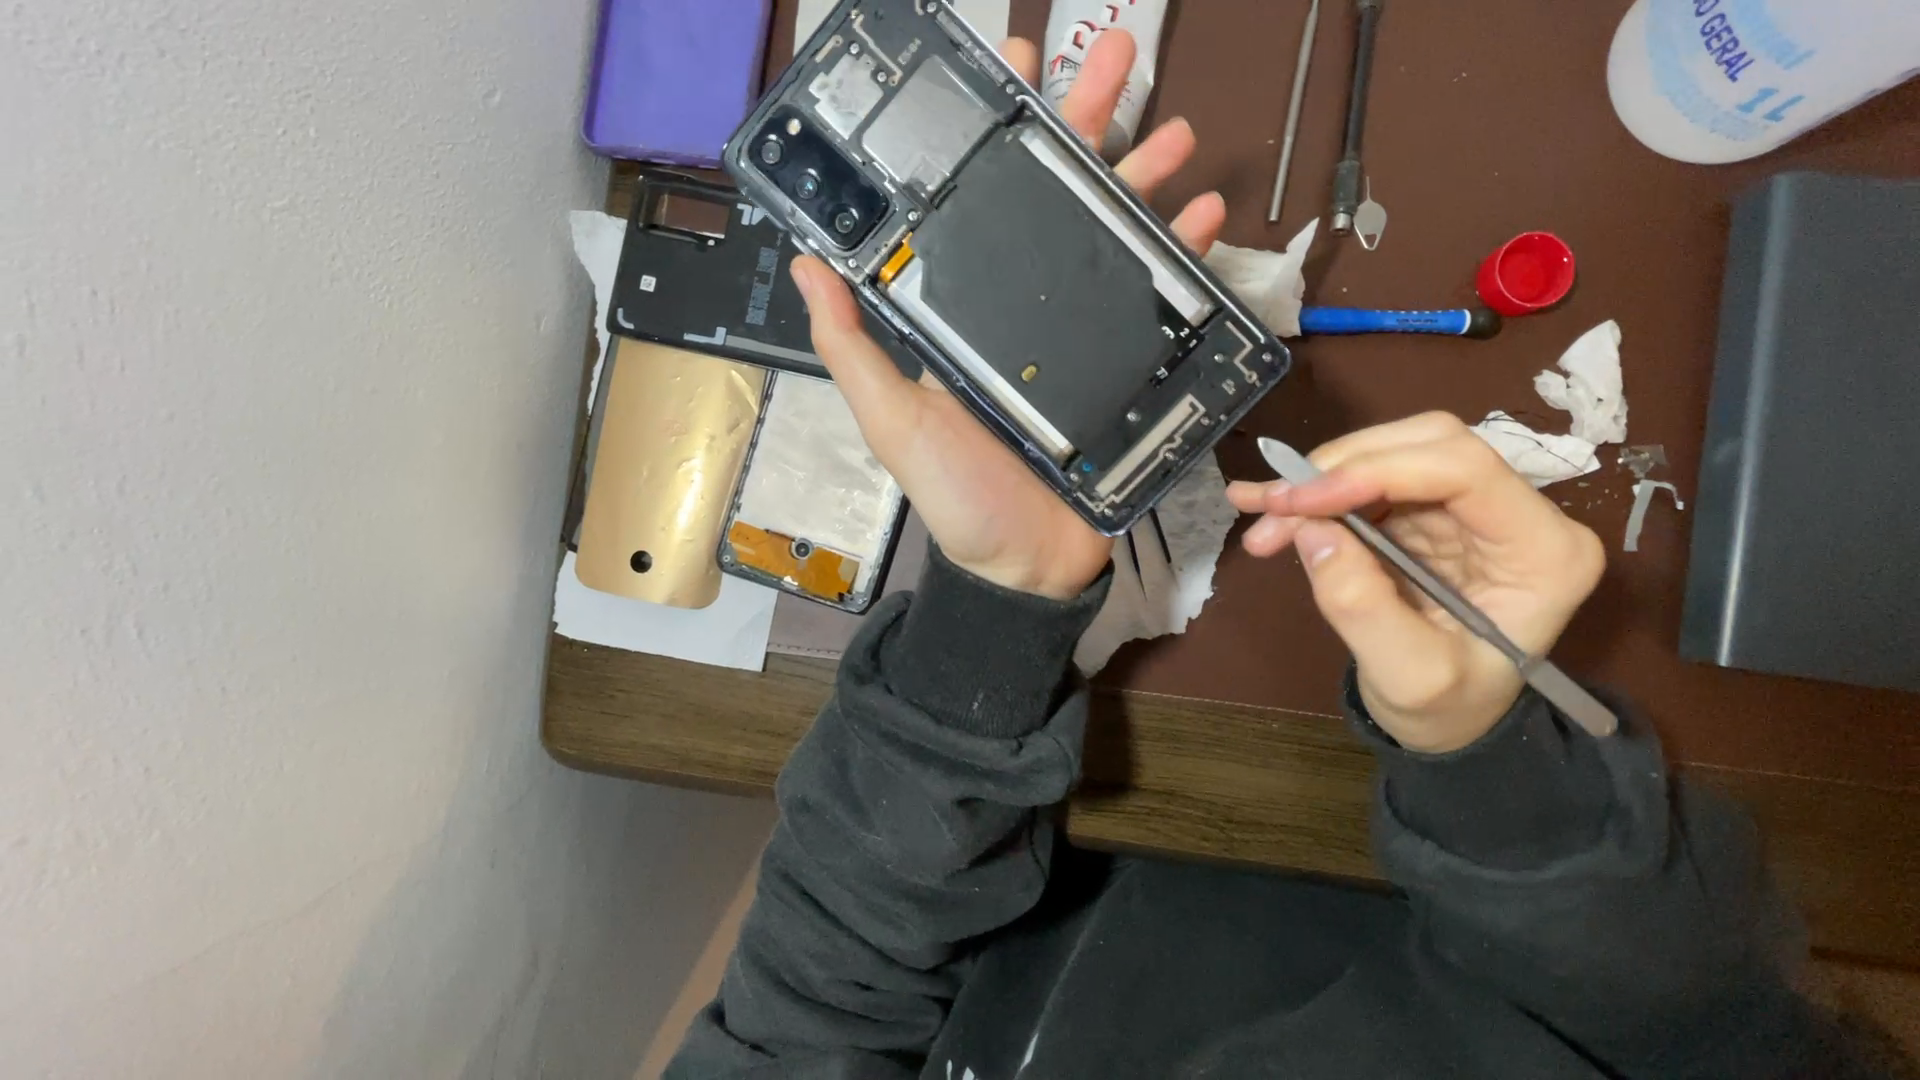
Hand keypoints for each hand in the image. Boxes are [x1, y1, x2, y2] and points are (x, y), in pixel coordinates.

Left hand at [788, 30, 1226, 600]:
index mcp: (965, 314)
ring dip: (1141, 179)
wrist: (1026, 564)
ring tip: (1170, 129)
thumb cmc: (958, 494)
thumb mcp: (892, 418)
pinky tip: (1200, 218)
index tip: (1012, 69)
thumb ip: (852, 347)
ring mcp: (1078, 336)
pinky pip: (1158, 303)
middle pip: (1054, 205)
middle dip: (1083, 128)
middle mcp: (1022, 311)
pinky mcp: (1125, 367)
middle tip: (1112, 59)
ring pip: (1112, 238)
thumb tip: (807, 265)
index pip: (982, 209)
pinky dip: (1181, 259)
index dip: (998, 140)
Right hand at [1226, 413, 1605, 752]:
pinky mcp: (1426, 511)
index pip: (1465, 469)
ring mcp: (1468, 507)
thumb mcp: (1409, 678)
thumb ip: (1363, 608)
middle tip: (1272, 506)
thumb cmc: (1447, 708)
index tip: (1304, 501)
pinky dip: (1313, 491)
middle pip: (1426, 445)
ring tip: (1259, 515)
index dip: (1378, 469)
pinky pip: (1365, 478)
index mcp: (1542, 551)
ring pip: (1389, 453)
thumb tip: (1311, 531)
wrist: (1450, 721)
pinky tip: (1266, 506)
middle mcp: (1515, 512)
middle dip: (1339, 469)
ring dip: (1315, 480)